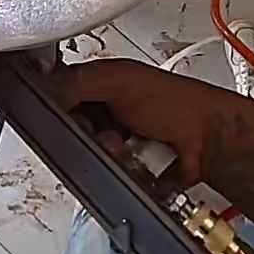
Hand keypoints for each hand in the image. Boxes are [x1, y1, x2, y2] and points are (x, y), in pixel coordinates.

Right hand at [48, 58, 253, 186]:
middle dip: (86, 135)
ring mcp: (110, 140)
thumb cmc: (174, 101)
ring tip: (126, 148)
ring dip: (103, 154)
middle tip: (108, 133)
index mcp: (95, 83)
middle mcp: (100, 111)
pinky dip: (115, 169)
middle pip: (68, 129)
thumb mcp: (120, 80)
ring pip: (84, 154)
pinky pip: (102, 172)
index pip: (56, 94)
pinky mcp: (120, 166)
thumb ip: (77, 82)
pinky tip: (132, 161)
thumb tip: (44, 90)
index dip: (58, 107)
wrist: (209, 140)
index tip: (70, 115)